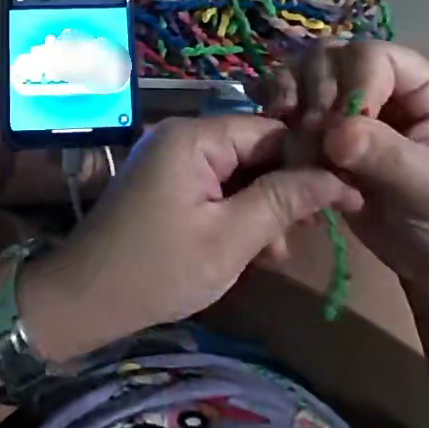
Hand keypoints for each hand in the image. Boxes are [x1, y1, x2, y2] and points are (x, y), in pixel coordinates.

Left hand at [19, 115, 362, 362]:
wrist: (83, 298)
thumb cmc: (158, 268)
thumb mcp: (230, 238)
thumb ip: (282, 201)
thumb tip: (336, 177)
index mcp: (193, 137)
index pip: (268, 129)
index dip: (307, 160)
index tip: (345, 194)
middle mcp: (180, 136)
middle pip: (252, 149)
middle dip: (283, 189)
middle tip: (313, 231)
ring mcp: (169, 159)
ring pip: (235, 171)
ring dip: (262, 207)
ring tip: (281, 252)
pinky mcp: (164, 182)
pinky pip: (213, 185)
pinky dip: (235, 212)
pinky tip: (255, 249)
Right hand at [261, 43, 428, 341]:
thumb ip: (385, 154)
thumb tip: (333, 134)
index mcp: (426, 91)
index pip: (376, 57)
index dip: (353, 84)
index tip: (342, 131)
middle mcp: (385, 92)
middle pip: (331, 59)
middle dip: (314, 93)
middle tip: (312, 138)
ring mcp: (352, 115)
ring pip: (304, 80)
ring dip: (290, 102)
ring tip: (289, 139)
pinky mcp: (327, 143)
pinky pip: (293, 114)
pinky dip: (278, 121)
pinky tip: (275, 138)